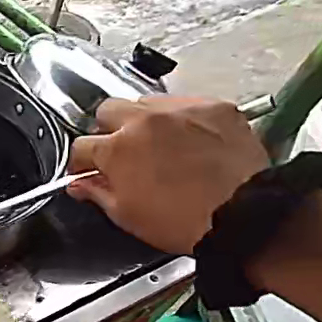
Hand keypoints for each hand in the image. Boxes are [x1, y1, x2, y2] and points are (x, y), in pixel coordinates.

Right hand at [67, 96, 271, 253]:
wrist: (242, 215)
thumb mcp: (125, 213)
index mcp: (116, 149)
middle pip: (108, 110)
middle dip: (106, 130)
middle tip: (116, 151)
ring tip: (154, 144)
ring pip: (146, 102)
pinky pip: (186, 104)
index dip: (79, 162)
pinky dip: (179, 120)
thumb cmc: (181, 219)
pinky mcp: (215, 107)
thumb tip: (82, 184)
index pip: (80, 146)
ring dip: (142, 121)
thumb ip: (97, 192)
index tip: (86, 171)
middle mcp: (145, 121)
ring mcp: (181, 110)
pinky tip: (185, 141)